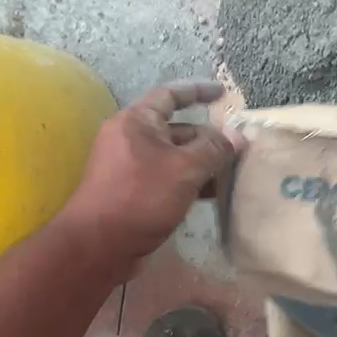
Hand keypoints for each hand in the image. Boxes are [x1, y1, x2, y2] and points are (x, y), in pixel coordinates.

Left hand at [59, 81, 244, 261]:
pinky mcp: (131, 190)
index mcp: (136, 121)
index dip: (198, 91)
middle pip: (176, 128)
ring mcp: (128, 165)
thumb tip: (236, 137)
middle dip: (208, 137)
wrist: (98, 245)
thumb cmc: (141, 197)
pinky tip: (211, 195)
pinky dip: (188, 180)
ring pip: (173, 155)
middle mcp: (130, 138)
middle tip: (238, 149)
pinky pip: (166, 176)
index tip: (223, 94)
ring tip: (231, 173)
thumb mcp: (185, 169)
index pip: (170, 94)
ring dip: (202, 162)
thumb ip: (214, 149)